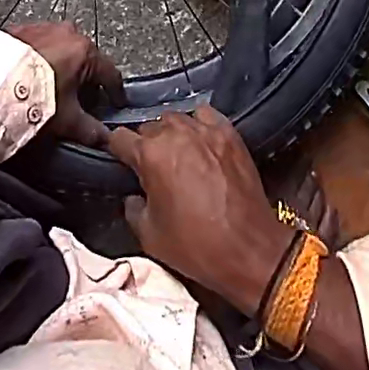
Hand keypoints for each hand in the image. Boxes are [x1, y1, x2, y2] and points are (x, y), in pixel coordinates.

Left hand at [4, 22, 124, 146]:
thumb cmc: (31, 95)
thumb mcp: (67, 119)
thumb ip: (91, 130)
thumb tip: (103, 138)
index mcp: (85, 51)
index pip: (110, 74)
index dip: (114, 93)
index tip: (115, 102)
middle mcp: (67, 33)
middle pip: (86, 61)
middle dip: (86, 81)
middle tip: (80, 102)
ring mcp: (44, 28)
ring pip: (62, 51)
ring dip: (62, 68)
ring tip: (54, 91)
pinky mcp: (23, 29)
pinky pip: (40, 46)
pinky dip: (42, 61)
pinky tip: (34, 78)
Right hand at [107, 105, 293, 315]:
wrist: (252, 253)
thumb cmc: (198, 246)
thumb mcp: (149, 235)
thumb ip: (131, 206)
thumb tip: (134, 194)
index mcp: (149, 154)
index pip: (118, 137)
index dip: (116, 151)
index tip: (120, 162)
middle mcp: (173, 133)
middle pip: (147, 128)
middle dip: (146, 146)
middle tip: (155, 170)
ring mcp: (203, 130)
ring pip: (174, 120)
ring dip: (171, 135)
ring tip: (179, 156)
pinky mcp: (228, 133)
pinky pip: (204, 116)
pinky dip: (198, 125)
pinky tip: (201, 142)